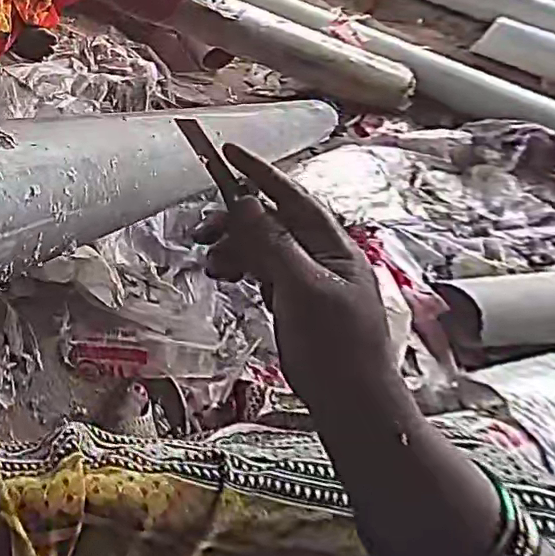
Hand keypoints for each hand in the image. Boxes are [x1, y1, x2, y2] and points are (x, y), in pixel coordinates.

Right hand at [200, 144, 402, 415]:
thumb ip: (273, 243)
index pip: (293, 197)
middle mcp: (320, 254)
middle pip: (269, 220)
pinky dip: (238, 265)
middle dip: (234, 221)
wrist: (351, 403)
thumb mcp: (303, 289)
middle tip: (203, 231)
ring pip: (258, 242)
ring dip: (232, 247)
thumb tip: (243, 201)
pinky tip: (226, 276)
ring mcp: (306, 275)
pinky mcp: (291, 294)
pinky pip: (257, 264)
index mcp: (334, 247)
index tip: (228, 151)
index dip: (260, 173)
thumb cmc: (336, 347)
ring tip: (215, 265)